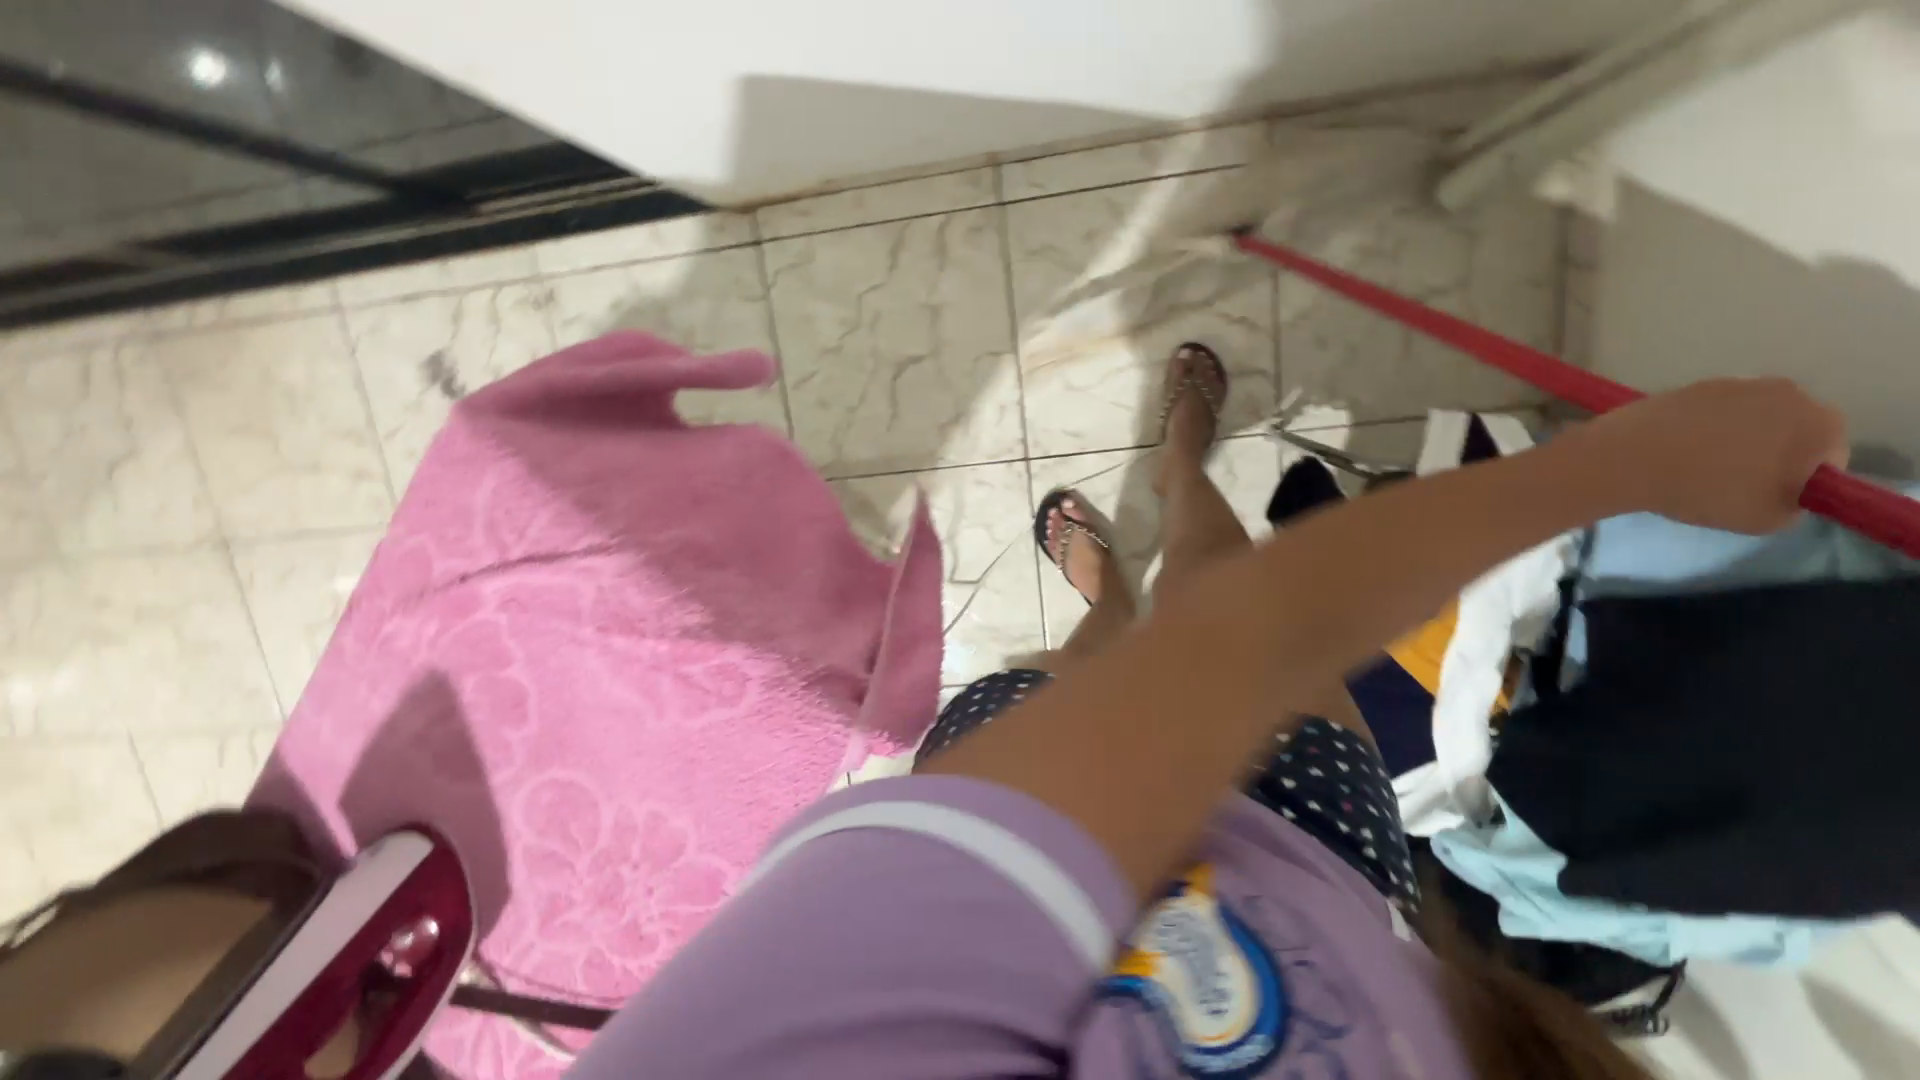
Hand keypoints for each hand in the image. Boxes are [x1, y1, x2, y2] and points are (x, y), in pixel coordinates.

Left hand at [1569, 378, 1847, 533]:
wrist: (1628, 457)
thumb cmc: (1708, 489)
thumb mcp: (1769, 518)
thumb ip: (1796, 505)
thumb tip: (1790, 493)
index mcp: (1822, 422)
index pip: (1829, 458)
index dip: (1802, 482)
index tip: (1768, 496)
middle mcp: (1788, 392)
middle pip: (1790, 433)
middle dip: (1770, 457)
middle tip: (1732, 484)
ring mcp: (1736, 384)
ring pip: (1749, 422)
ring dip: (1734, 442)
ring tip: (1697, 469)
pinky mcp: (1693, 386)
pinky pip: (1709, 415)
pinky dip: (1700, 431)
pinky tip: (1676, 451)